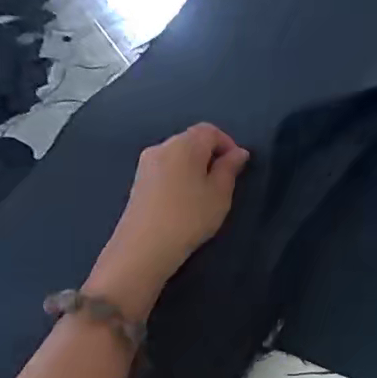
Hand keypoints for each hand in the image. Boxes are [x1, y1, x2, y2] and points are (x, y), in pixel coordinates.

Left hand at [89, 123, 249, 314]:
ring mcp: (146, 163)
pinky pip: (166, 168)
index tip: (238, 167)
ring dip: (195, 166)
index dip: (228, 144)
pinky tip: (185, 200)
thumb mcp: (220, 194)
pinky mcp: (138, 180)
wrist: (144, 247)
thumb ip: (230, 168)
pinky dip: (180, 176)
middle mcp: (162, 147)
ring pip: (178, 155)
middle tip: (224, 182)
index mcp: (184, 145)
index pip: (210, 130)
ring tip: (205, 194)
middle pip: (192, 140)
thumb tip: (238, 152)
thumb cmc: (189, 217)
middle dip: (211, 154)